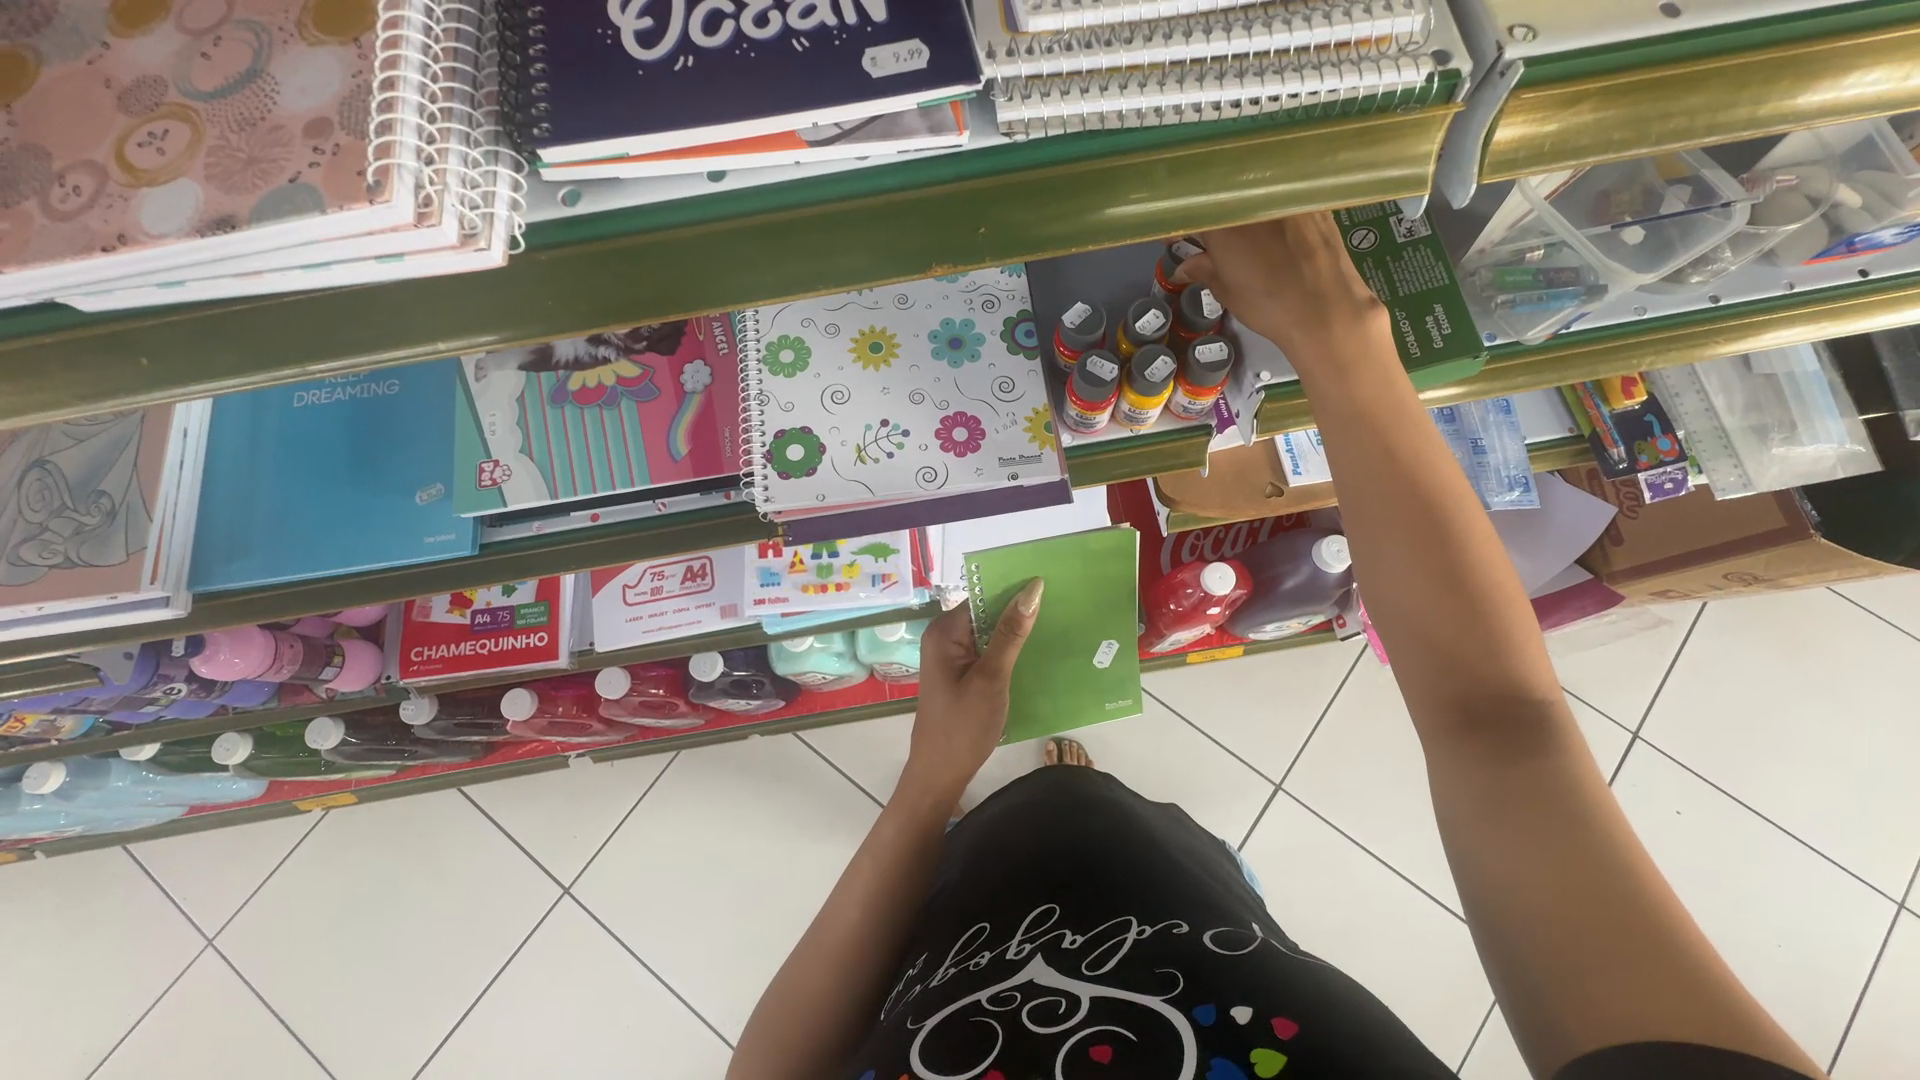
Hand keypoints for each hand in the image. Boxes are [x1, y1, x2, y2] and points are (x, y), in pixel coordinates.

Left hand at [898, 579, 1043, 812]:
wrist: (941, 773)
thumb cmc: (963, 726)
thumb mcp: (991, 677)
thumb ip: (1010, 633)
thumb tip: (1032, 589)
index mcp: (944, 631)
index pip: (984, 596)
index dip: (1016, 591)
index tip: (1053, 586)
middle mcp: (944, 637)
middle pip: (987, 612)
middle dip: (1019, 611)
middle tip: (1063, 607)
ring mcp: (952, 656)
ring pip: (990, 632)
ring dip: (1017, 633)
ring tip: (1058, 628)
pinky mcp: (962, 673)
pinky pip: (988, 651)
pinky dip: (1010, 652)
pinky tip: (1037, 654)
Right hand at [1175, 214, 1392, 381]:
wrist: (1326, 310)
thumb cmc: (1269, 305)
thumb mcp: (1228, 292)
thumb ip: (1204, 270)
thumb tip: (1185, 265)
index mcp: (1224, 224)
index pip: (1193, 212)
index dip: (1181, 222)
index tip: (1173, 233)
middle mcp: (1253, 200)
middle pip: (1222, 195)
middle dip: (1210, 211)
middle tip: (1206, 232)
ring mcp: (1286, 197)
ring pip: (1253, 191)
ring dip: (1239, 206)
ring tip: (1238, 228)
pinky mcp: (1312, 201)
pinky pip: (1282, 195)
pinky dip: (1269, 206)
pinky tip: (1269, 224)